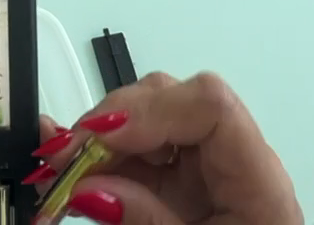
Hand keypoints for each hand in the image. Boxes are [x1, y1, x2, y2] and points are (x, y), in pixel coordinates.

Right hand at [28, 73, 302, 224]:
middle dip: (108, 124)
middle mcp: (232, 156)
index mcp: (257, 177)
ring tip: (56, 171)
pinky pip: (137, 151)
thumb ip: (146, 221)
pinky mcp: (181, 180)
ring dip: (95, 142)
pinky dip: (100, 159)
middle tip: (60, 159)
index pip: (209, 104)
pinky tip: (70, 169)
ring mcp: (205, 165)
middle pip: (168, 101)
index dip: (149, 108)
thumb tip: (86, 186)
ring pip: (145, 120)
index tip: (96, 135)